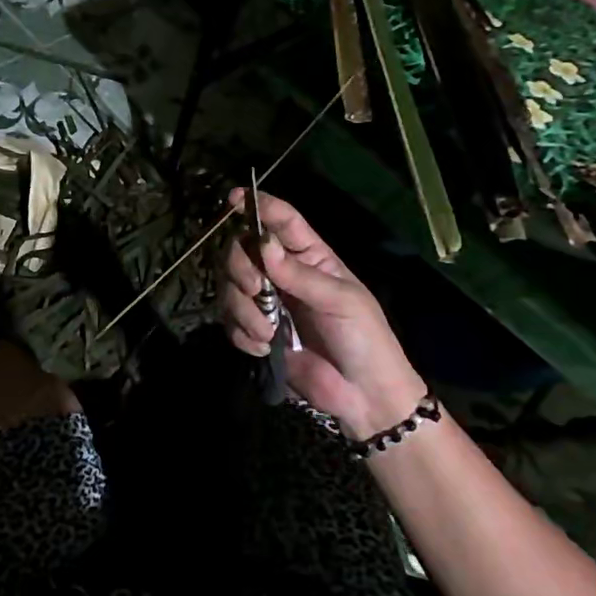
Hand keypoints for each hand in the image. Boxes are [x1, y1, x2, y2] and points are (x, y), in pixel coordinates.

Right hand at [221, 189, 426, 437]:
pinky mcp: (256, 334)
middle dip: (242, 268)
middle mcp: (284, 274)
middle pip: (242, 251)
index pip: (282, 221)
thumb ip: (300, 275)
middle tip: (256, 290)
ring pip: (230, 287)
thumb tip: (263, 245)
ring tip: (268, 334)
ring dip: (242, 309)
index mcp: (311, 257)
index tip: (234, 198)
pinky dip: (241, 334)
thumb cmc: (365, 338)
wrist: (363, 396)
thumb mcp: (341, 301)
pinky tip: (264, 348)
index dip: (259, 206)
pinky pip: (230, 322)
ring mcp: (268, 304)